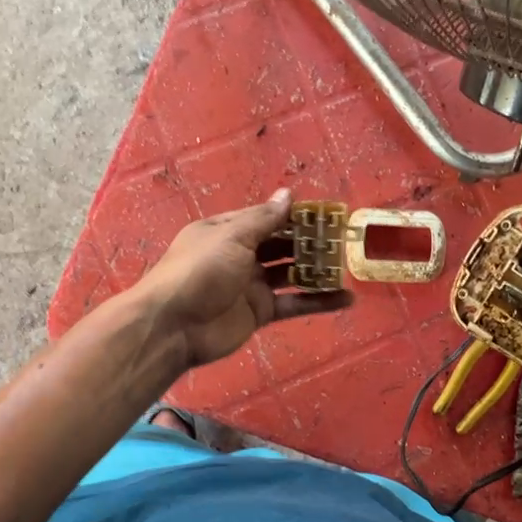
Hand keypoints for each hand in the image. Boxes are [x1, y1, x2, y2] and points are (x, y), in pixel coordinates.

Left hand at [131, 189, 352, 368]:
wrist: (174, 326)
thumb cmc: (199, 271)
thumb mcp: (231, 237)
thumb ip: (263, 219)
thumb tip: (288, 194)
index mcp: (226, 231)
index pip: (266, 217)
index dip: (294, 215)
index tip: (325, 213)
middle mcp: (239, 255)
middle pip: (280, 244)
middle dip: (309, 241)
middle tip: (342, 239)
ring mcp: (251, 285)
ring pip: (291, 273)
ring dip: (316, 270)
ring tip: (347, 266)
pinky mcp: (260, 312)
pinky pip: (294, 303)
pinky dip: (318, 301)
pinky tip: (346, 299)